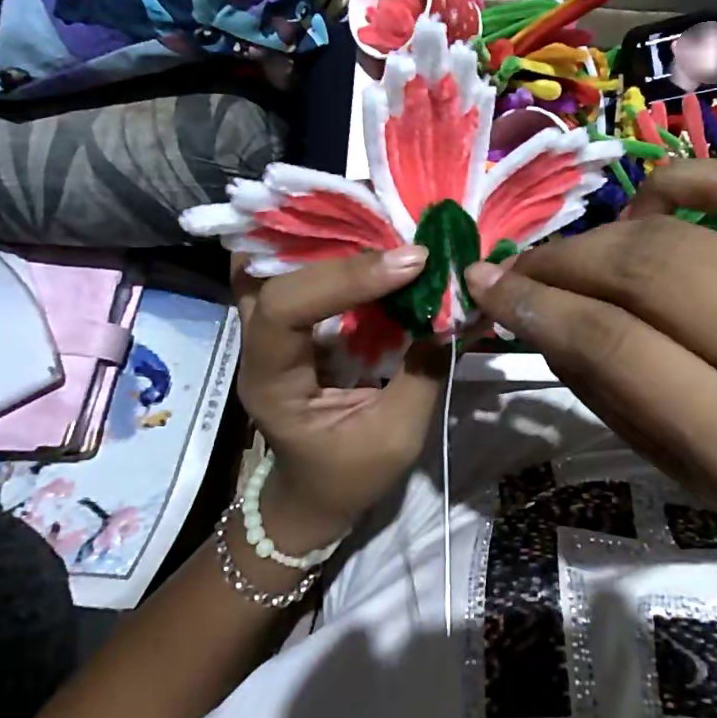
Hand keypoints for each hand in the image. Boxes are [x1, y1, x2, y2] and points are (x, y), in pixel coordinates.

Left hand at [233, 247, 449, 540]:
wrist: (314, 495)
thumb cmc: (350, 474)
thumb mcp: (397, 435)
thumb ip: (425, 373)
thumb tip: (460, 312)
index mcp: (272, 384)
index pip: (286, 310)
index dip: (345, 278)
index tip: (411, 263)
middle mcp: (256, 348)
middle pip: (266, 275)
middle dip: (326, 245)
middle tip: (390, 226)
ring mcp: (266, 333)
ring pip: (268, 266)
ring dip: (317, 239)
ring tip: (375, 221)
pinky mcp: (287, 327)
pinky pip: (293, 275)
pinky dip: (324, 253)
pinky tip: (365, 241)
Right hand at [463, 161, 716, 539]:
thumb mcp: (673, 467)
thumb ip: (605, 388)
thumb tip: (538, 310)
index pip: (620, 347)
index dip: (541, 308)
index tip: (487, 288)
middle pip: (649, 276)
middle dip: (564, 263)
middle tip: (518, 270)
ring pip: (683, 235)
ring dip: (603, 235)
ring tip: (567, 256)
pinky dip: (682, 180)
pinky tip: (642, 206)